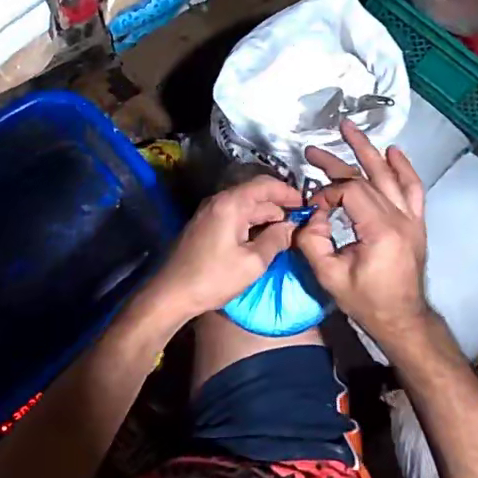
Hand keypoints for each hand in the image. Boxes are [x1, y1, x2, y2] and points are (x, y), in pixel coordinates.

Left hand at [142, 175, 302, 326]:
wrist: (171, 292)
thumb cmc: (213, 278)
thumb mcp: (253, 263)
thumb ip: (275, 240)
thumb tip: (291, 226)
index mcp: (231, 204)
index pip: (265, 185)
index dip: (288, 192)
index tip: (306, 204)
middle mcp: (218, 201)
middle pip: (255, 193)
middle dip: (278, 204)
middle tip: (300, 221)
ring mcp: (209, 212)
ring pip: (244, 205)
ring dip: (265, 214)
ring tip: (286, 230)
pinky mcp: (204, 224)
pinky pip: (233, 214)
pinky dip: (250, 221)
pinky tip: (262, 236)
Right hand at [294, 120, 431, 347]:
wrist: (403, 320)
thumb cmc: (366, 302)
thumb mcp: (329, 276)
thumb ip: (312, 241)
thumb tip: (311, 215)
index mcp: (381, 230)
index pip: (349, 192)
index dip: (325, 194)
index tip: (312, 209)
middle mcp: (400, 218)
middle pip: (367, 177)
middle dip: (337, 162)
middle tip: (313, 150)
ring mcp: (412, 219)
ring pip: (390, 175)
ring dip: (369, 152)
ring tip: (351, 130)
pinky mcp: (416, 223)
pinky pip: (413, 188)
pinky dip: (404, 168)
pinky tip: (394, 152)